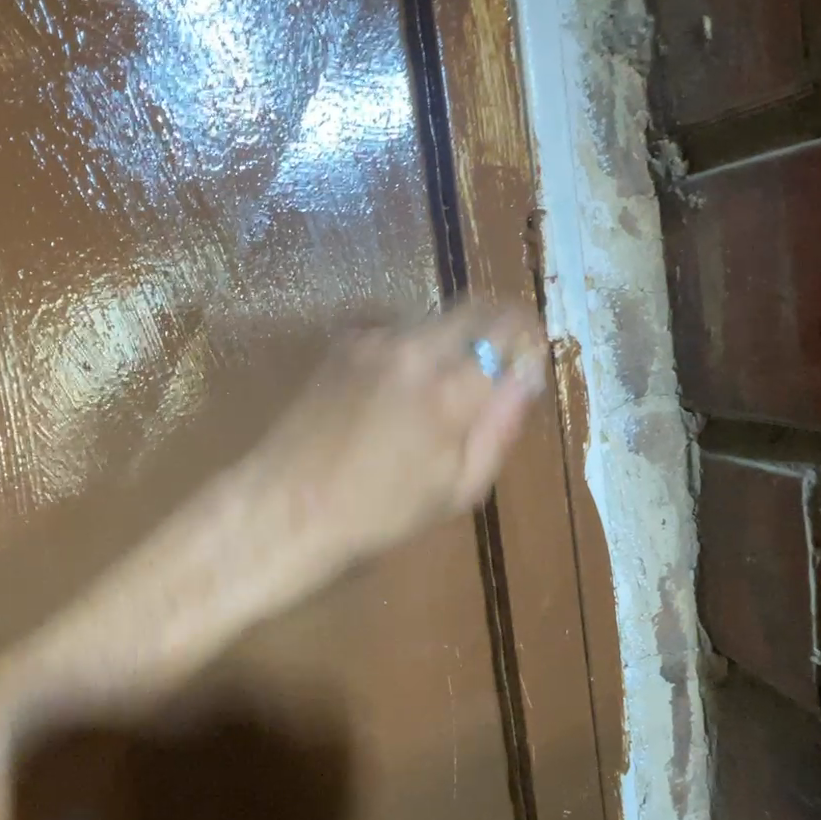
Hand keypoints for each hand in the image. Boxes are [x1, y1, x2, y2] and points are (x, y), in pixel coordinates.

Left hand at [237, 301, 547, 571]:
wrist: (289, 505)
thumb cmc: (381, 512)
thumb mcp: (459, 488)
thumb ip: (501, 427)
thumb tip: (528, 376)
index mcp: (449, 390)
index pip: (509, 330)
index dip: (529, 338)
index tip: (531, 356)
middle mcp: (415, 348)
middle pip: (476, 307)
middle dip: (496, 327)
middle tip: (497, 363)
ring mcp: (374, 339)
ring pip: (435, 318)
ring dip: (452, 340)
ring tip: (440, 390)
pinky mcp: (345, 340)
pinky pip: (398, 329)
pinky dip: (413, 348)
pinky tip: (398, 391)